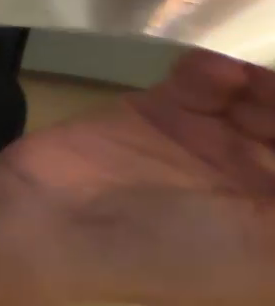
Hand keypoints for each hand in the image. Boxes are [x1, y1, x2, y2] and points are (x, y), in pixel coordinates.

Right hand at [6, 49, 274, 305]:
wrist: (63, 215)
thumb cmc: (184, 249)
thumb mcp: (271, 248)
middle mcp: (259, 182)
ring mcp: (209, 145)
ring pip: (260, 105)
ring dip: (266, 86)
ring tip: (252, 77)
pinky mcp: (158, 112)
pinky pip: (199, 86)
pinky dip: (215, 71)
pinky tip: (216, 67)